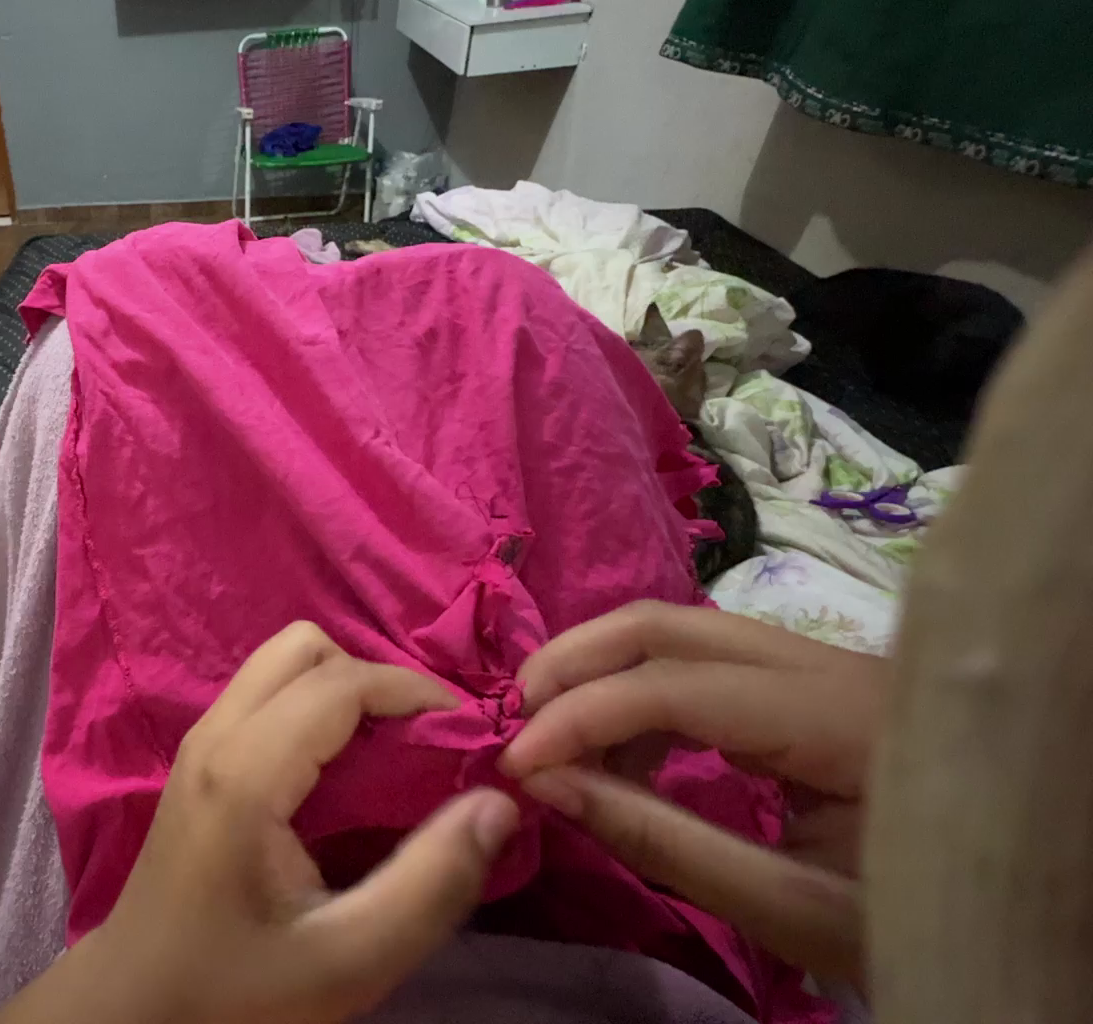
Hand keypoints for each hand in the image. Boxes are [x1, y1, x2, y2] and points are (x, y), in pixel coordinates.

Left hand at [0, 622, 519, 1023]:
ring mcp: (200, 738)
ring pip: (280, 663)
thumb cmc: (236, 987)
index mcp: (244, 769)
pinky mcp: (200, 755)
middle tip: (423, 744)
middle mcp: (215, 731)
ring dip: (344, 688)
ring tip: (391, 753)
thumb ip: (431, 881)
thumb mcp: (348, 958)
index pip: (339, 682)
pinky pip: (265, 693)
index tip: (470, 736)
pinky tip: (344, 768)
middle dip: (374, 679)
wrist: (138, 1000)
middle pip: (302, 647)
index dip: (414, 693)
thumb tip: (496, 803)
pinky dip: (315, 705)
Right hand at [497, 601, 882, 982]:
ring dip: (596, 672)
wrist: (1032, 917)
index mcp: (849, 720)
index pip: (675, 687)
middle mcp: (828, 664)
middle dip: (572, 662)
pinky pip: (692, 660)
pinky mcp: (802, 680)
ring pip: (672, 631)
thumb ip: (664, 843)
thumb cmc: (920, 925)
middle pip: (664, 624)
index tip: (515, 764)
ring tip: (554, 734)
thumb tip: (542, 783)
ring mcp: (816, 663)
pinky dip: (633, 694)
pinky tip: (616, 750)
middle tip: (517, 717)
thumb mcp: (797, 912)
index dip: (581, 718)